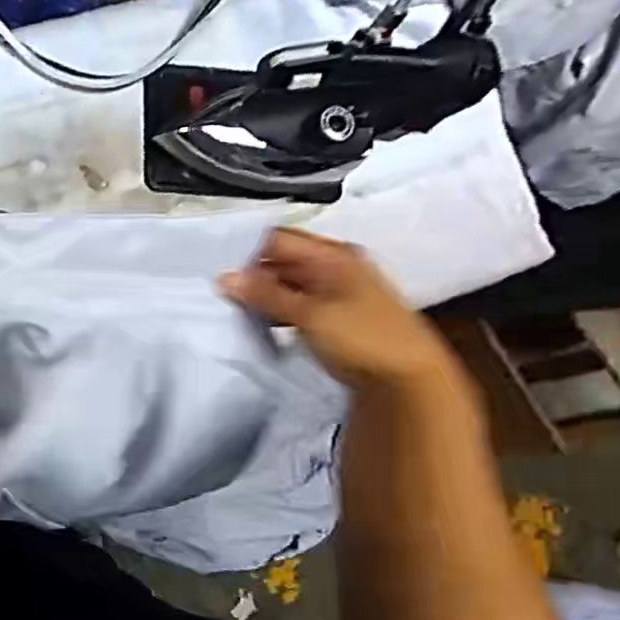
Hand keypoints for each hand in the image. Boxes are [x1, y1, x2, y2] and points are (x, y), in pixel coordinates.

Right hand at [219, 228, 455, 391]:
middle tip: (214, 286)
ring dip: (259, 292)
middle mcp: (335, 265)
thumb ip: (265, 294)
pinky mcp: (332, 313)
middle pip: (280, 259)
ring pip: (284, 281)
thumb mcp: (309, 314)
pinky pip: (292, 301)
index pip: (277, 239)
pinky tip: (253, 319)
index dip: (244, 248)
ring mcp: (335, 290)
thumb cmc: (363, 338)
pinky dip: (272, 307)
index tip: (211, 262)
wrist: (408, 380)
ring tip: (227, 303)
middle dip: (248, 271)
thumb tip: (224, 277)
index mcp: (333, 255)